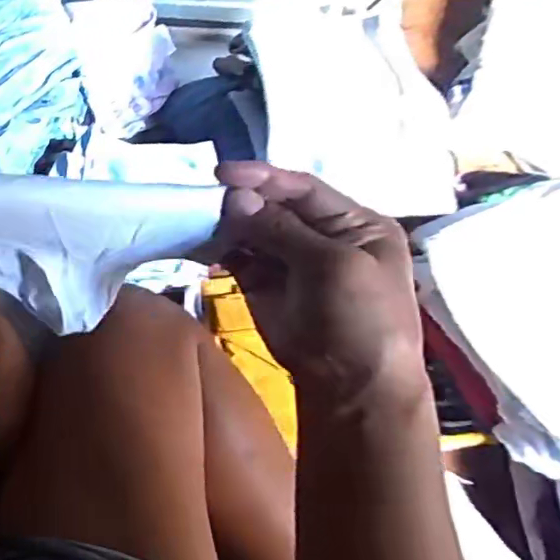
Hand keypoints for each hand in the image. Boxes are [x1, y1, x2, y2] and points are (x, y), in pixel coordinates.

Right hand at [215, 162, 425, 404]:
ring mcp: (288, 262)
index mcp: (354, 223)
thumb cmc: (360, 319)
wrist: (352, 386)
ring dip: (226, 225)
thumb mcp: (332, 265)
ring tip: (199, 222)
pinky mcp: (262, 286)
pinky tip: (200, 244)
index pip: (303, 189)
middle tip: (206, 203)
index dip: (264, 178)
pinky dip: (218, 250)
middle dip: (241, 202)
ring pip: (250, 231)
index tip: (222, 173)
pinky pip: (236, 258)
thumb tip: (237, 199)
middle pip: (273, 207)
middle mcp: (319, 236)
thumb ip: (283, 230)